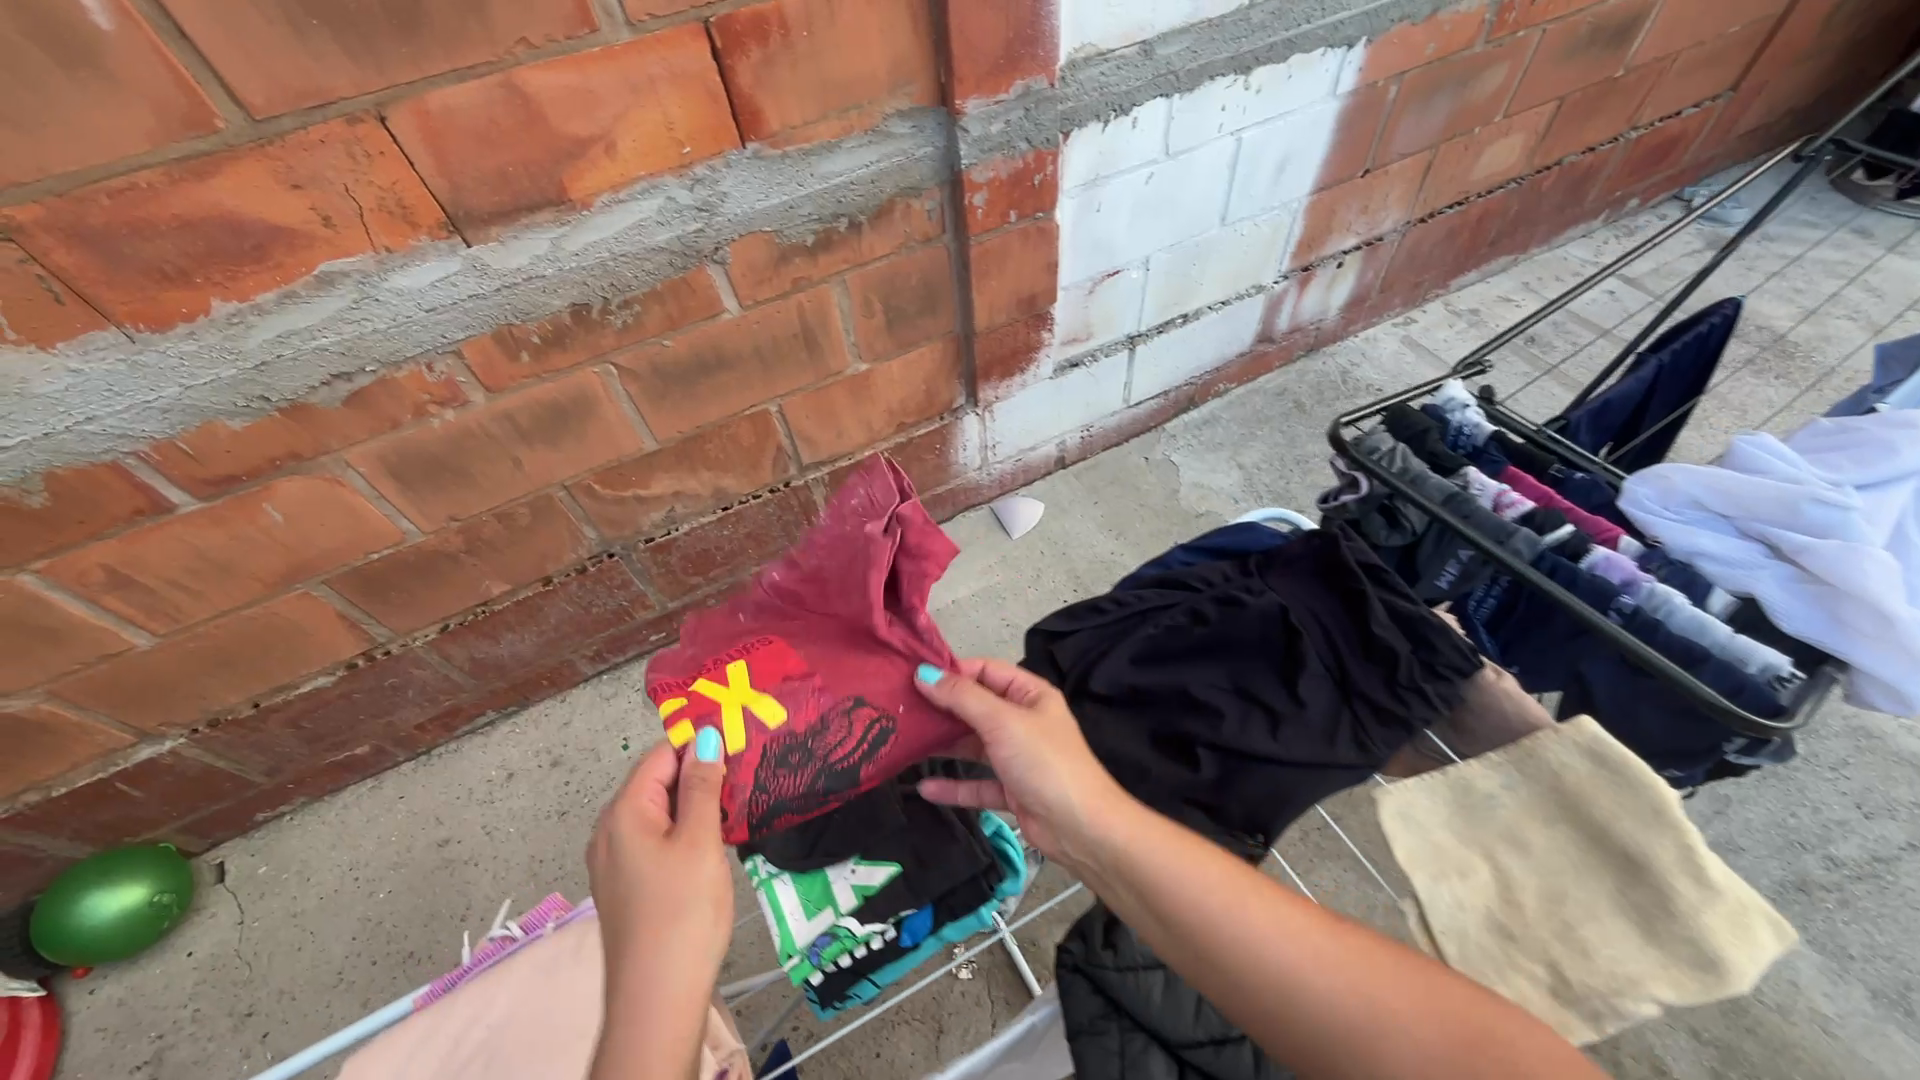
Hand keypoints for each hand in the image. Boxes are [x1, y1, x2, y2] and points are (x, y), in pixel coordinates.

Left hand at [587, 730, 732, 1003]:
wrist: (658, 997)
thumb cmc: (682, 911)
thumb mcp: (700, 840)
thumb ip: (702, 785)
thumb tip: (706, 737)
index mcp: (622, 812)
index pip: (660, 756)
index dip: (698, 744)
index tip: (739, 742)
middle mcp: (609, 831)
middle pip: (656, 783)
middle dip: (698, 773)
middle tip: (746, 774)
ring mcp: (616, 862)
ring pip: (659, 813)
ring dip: (694, 804)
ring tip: (737, 804)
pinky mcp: (628, 886)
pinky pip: (656, 840)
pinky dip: (684, 831)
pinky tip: (713, 842)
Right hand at [912, 658, 1130, 871]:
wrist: (1080, 827)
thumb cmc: (1044, 762)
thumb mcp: (1002, 721)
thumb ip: (962, 697)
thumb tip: (923, 674)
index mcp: (1030, 695)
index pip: (986, 671)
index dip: (952, 671)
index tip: (914, 676)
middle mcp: (1023, 721)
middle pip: (976, 707)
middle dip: (941, 708)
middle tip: (901, 708)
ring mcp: (1017, 757)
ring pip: (973, 745)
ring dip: (943, 745)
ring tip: (905, 742)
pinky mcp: (1011, 790)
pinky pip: (976, 783)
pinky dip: (954, 786)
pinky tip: (925, 788)